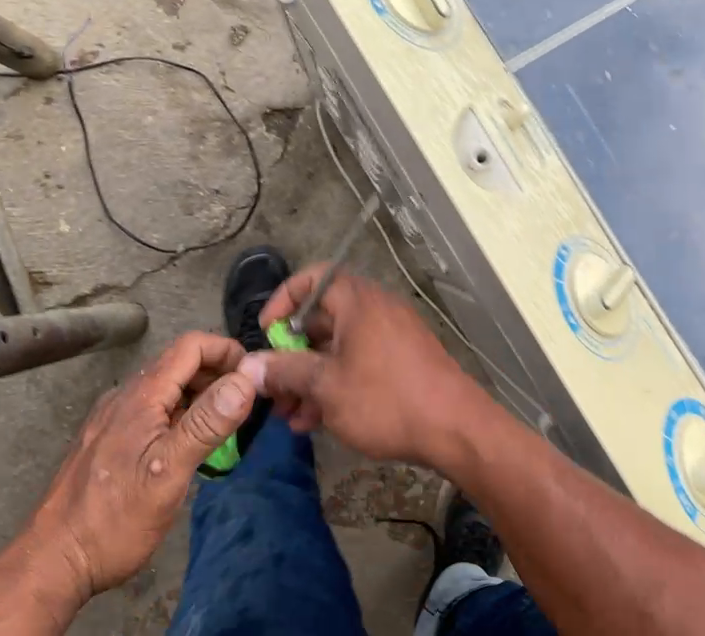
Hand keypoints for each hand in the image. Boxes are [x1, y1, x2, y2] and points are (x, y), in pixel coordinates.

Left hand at [25, 331, 256, 598]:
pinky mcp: (106, 441)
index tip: (252, 380)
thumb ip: (207, 422)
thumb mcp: (169, 472)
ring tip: (222, 429)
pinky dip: (178, 414)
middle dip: (218, 374)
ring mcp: (111, 419)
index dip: (227, 352)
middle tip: (244, 407)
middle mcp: (124, 397)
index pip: (192, 345)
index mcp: (140, 396)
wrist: (50, 565)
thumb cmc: (114, 519)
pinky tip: (186, 447)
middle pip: (180, 363)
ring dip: (199, 395)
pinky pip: (151, 410)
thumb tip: (247, 378)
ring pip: (165, 387)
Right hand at [239, 264, 487, 466]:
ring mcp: (392, 335)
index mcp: (358, 301)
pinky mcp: (402, 361)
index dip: (283, 299)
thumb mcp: (326, 386)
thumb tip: (250, 364)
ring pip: (339, 347)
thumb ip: (286, 370)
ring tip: (290, 418)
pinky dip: (336, 384)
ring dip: (310, 378)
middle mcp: (376, 309)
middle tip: (272, 391)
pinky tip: (316, 422)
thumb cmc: (385, 399)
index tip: (264, 333)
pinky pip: (359, 362)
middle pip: (323, 319)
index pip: (314, 278)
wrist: (454, 426)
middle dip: (292, 355)